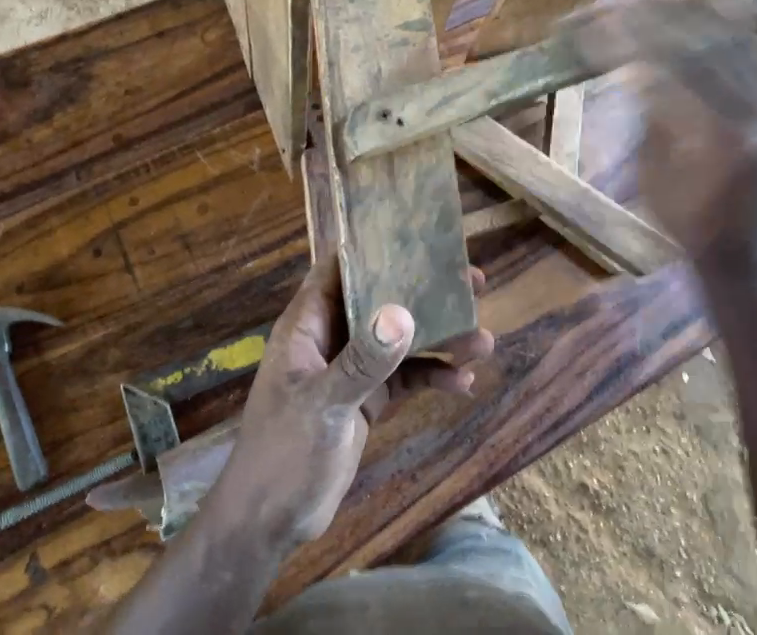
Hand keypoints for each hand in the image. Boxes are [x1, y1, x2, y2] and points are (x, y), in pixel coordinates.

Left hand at [206, 257, 493, 548]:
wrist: (272, 518)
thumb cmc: (284, 452)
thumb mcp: (323, 404)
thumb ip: (362, 362)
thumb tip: (403, 314)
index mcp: (307, 326)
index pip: (339, 271)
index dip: (375, 251)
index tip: (420, 237)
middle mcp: (330, 339)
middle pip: (380, 302)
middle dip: (424, 294)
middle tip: (474, 285)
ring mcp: (349, 370)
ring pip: (400, 342)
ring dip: (439, 341)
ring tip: (484, 341)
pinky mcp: (365, 401)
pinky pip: (404, 379)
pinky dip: (432, 378)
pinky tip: (464, 384)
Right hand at [576, 0, 756, 274]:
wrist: (748, 257)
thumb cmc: (688, 227)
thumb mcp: (652, 175)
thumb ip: (650, 116)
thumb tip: (634, 67)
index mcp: (716, 134)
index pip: (665, 63)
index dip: (623, 38)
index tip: (587, 28)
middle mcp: (753, 110)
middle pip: (702, 37)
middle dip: (651, 14)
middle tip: (611, 8)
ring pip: (734, 35)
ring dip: (686, 13)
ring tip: (647, 2)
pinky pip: (755, 49)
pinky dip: (723, 26)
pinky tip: (697, 15)